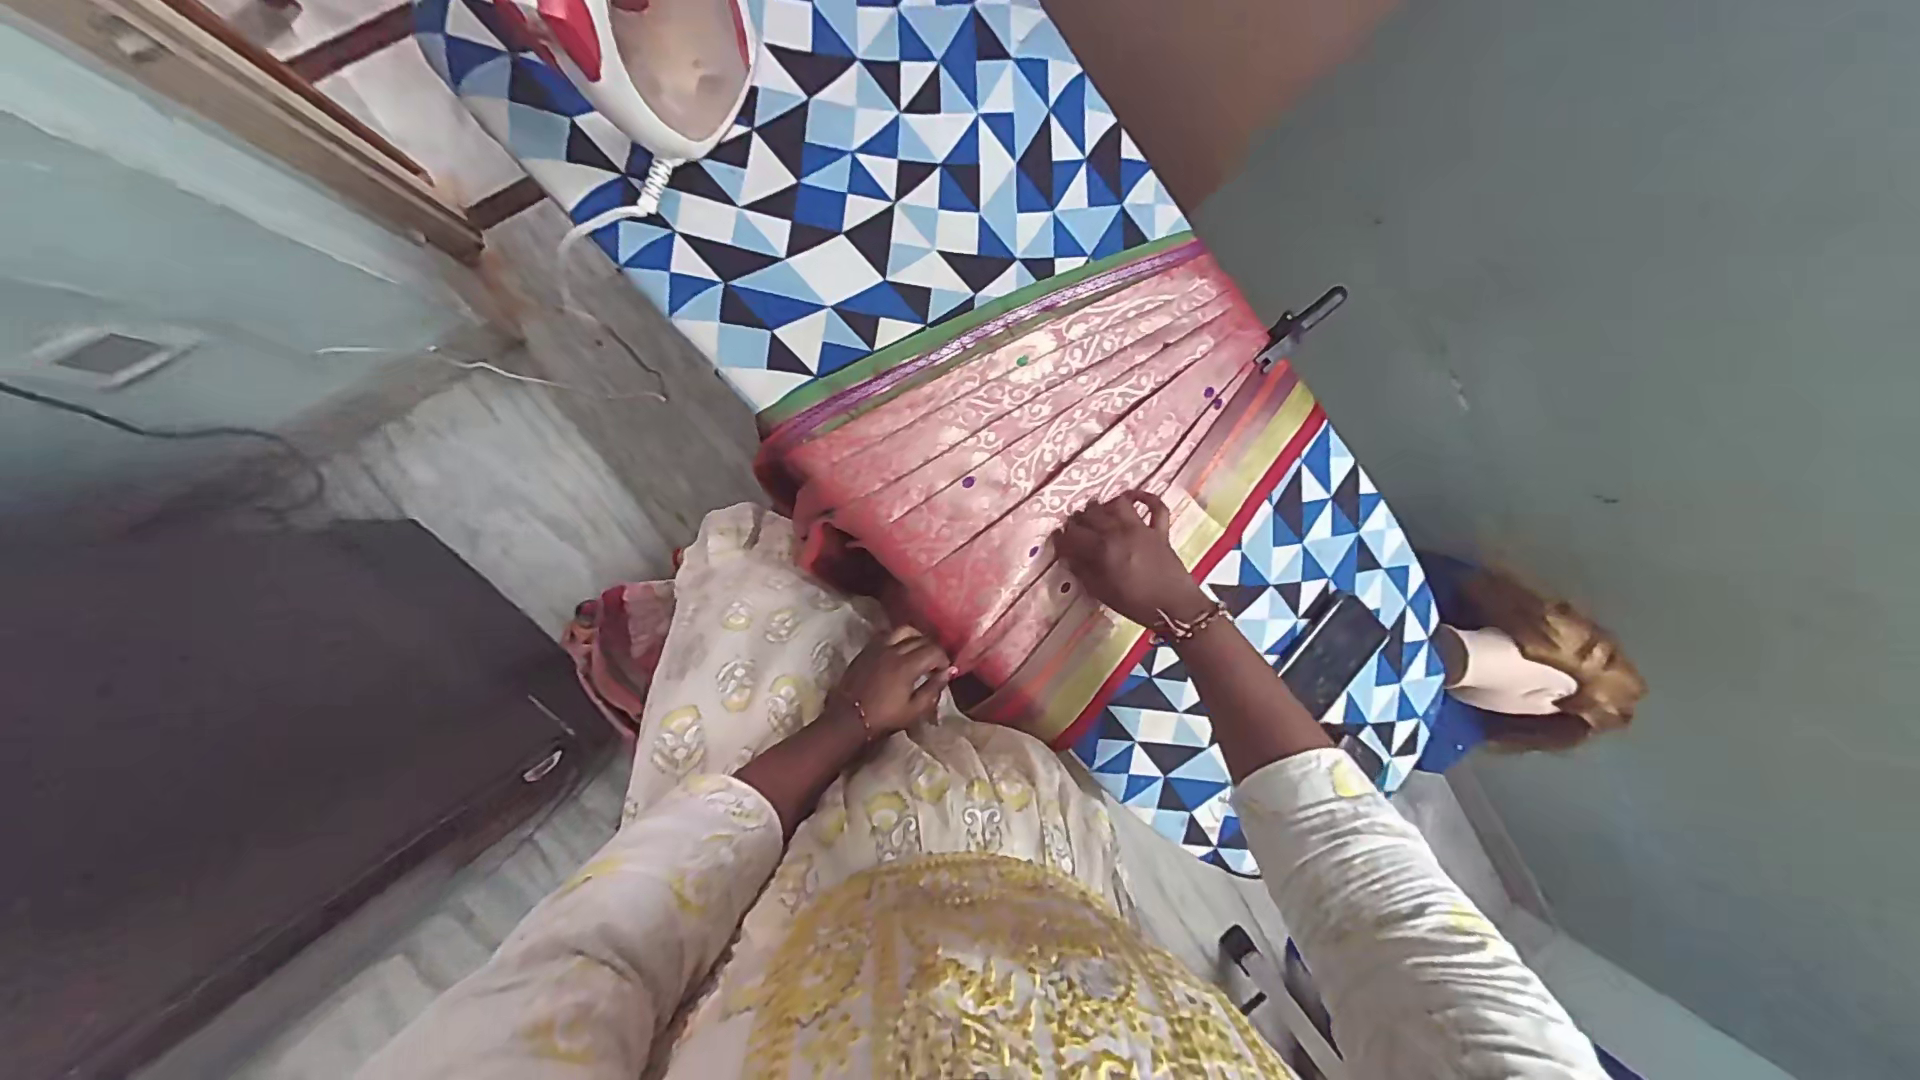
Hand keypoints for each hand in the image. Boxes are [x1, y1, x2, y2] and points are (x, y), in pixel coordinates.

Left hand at [829, 627, 952, 735]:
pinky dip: (897, 637)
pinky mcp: (867, 649)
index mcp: (907, 665)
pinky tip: (899, 649)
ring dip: (915, 637)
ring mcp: (878, 647)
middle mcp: (894, 650)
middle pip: (920, 639)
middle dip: (932, 649)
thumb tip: (948, 672)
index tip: (944, 671)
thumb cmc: (884, 717)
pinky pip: (886, 634)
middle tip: (934, 663)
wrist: (849, 718)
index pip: (934, 651)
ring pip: (903, 630)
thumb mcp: (914, 710)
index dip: (943, 659)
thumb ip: (933, 689)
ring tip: (918, 650)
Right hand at [1055, 490, 1209, 627]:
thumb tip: (1068, 557)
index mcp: (1103, 549)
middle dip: (1079, 519)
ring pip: (1119, 504)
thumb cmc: (1135, 603)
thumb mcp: (1101, 592)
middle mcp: (1120, 532)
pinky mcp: (1160, 530)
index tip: (1058, 540)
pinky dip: (1146, 498)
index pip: (1074, 535)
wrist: (1174, 607)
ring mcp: (1141, 528)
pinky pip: (1156, 507)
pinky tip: (1134, 497)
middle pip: (1093, 515)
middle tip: (1075, 527)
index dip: (1062, 537)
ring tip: (1099, 513)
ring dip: (1105, 505)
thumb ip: (1082, 571)